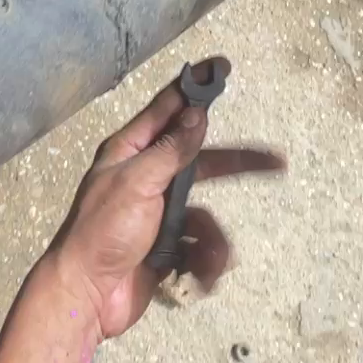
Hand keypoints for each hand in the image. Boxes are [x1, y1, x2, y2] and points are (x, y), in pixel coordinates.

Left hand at [39, 64, 284, 339]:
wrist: (88, 295)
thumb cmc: (102, 231)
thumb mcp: (136, 183)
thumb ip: (170, 150)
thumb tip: (196, 114)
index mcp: (130, 151)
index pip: (167, 109)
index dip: (195, 87)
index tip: (220, 67)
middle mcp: (145, 175)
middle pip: (200, 159)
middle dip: (234, 165)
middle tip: (274, 160)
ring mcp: (157, 211)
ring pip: (205, 211)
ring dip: (211, 239)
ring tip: (209, 260)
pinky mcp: (166, 244)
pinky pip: (199, 244)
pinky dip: (203, 261)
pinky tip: (197, 277)